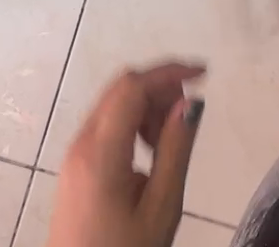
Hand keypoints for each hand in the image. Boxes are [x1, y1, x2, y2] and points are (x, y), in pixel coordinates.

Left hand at [47, 63, 205, 246]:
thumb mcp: (160, 208)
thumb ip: (175, 149)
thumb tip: (190, 101)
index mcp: (101, 151)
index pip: (133, 86)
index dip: (169, 72)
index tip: (203, 74)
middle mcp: (81, 143)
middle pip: (122, 88)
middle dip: (159, 88)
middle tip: (187, 114)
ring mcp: (74, 155)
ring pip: (113, 104)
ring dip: (146, 106)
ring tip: (169, 141)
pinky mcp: (75, 167)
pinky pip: (106, 125)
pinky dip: (132, 123)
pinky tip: (149, 152)